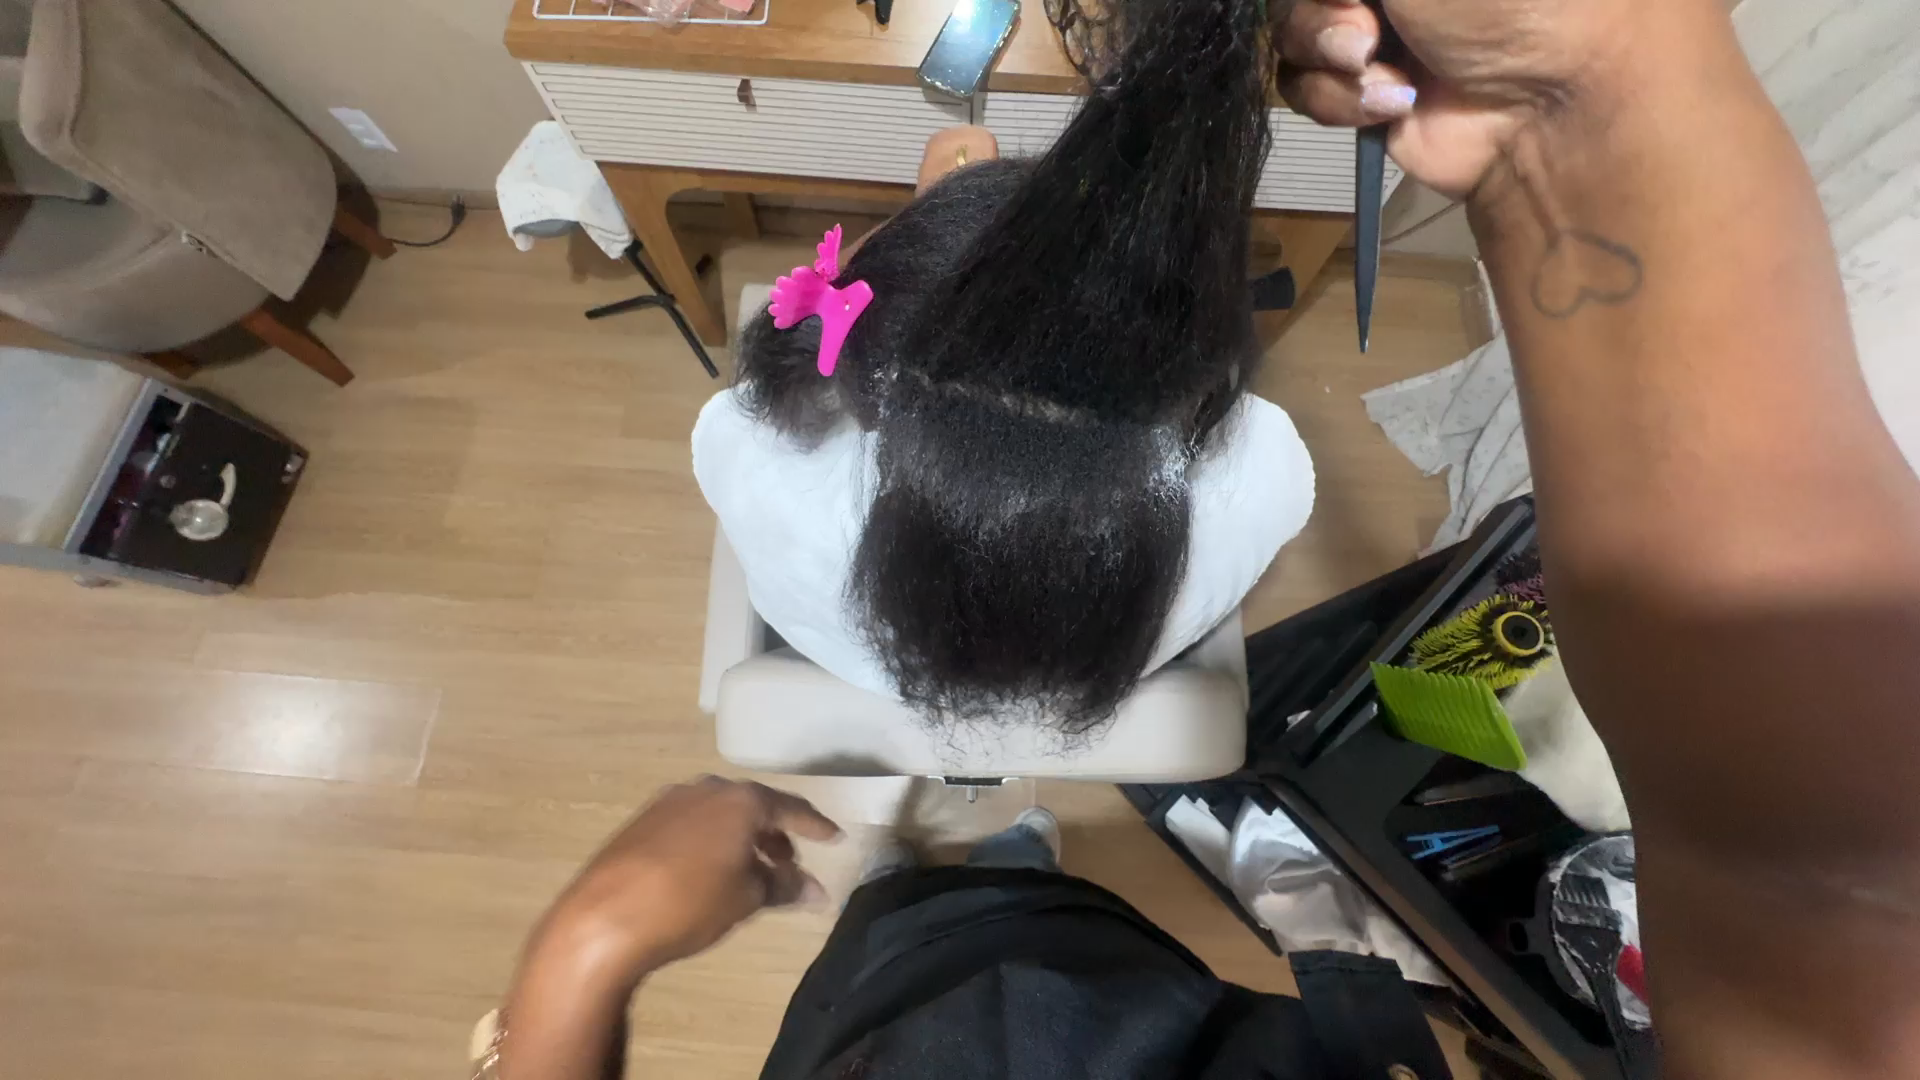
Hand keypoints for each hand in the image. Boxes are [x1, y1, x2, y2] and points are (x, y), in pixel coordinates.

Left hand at [533, 777, 842, 984]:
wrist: (600, 921)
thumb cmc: (688, 903)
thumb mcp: (746, 897)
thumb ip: (785, 886)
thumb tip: (817, 890)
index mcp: (741, 799)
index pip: (792, 808)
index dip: (816, 826)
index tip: (835, 838)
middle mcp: (709, 788)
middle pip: (755, 807)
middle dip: (776, 835)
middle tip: (789, 863)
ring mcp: (671, 800)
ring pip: (722, 814)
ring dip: (742, 839)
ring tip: (751, 870)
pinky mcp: (643, 820)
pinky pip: (693, 823)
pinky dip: (712, 841)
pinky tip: (709, 869)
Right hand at [1271, 0, 1713, 197]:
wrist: (1536, 105)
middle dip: (1321, 15)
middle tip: (1367, 33)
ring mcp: (1367, 27)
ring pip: (1292, 39)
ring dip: (1331, 61)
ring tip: (1382, 72)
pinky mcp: (1354, 88)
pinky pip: (1302, 90)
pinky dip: (1338, 101)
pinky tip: (1390, 104)